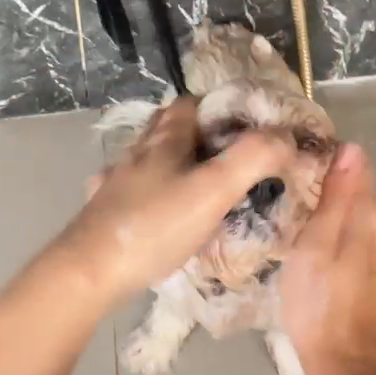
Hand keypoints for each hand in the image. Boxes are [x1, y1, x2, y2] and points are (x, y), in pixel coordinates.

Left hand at [51, 98, 292, 305]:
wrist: (88, 270)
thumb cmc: (155, 225)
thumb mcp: (214, 190)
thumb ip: (252, 159)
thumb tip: (286, 135)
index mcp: (164, 140)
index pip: (188, 104)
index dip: (215, 107)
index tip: (242, 126)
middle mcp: (137, 152)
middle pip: (165, 127)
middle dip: (194, 133)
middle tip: (224, 156)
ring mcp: (114, 181)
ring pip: (147, 158)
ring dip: (170, 163)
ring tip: (196, 185)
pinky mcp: (101, 211)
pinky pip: (129, 191)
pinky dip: (148, 194)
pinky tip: (157, 213)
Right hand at [280, 143, 375, 374]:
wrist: (343, 362)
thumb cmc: (319, 299)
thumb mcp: (316, 242)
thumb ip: (335, 195)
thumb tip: (352, 147)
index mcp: (369, 214)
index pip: (356, 165)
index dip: (329, 156)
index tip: (299, 155)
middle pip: (357, 188)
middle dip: (329, 179)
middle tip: (290, 180)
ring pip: (356, 211)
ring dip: (333, 204)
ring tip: (298, 205)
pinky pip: (357, 232)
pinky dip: (339, 226)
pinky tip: (316, 235)